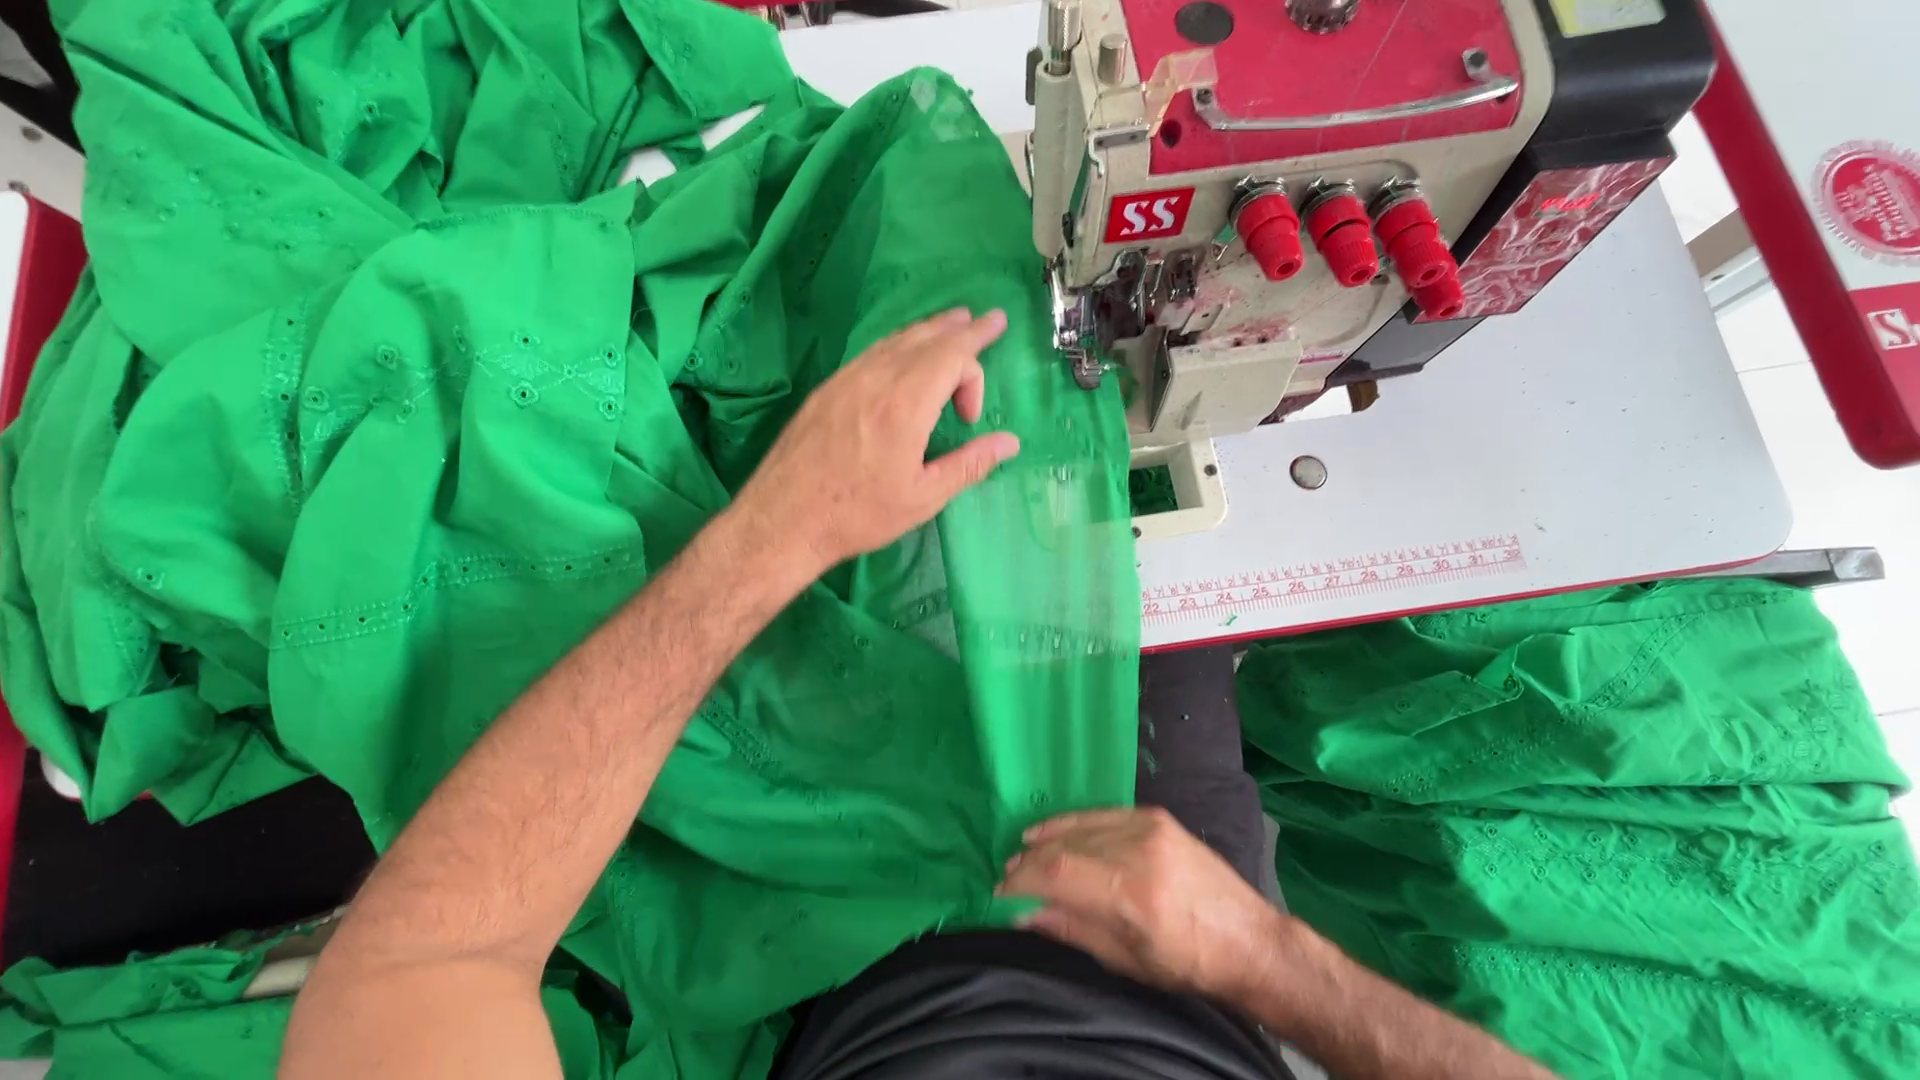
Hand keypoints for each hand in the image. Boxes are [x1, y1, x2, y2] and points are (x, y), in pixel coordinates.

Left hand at [735, 308, 1020, 574]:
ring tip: (952, 323)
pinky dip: (899, 344)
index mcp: (906, 403)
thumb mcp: (924, 497)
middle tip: (989, 319)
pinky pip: (872, 352)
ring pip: (896, 340)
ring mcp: (847, 379)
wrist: (784, 519)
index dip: (975, 375)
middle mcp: (876, 379)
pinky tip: (902, 353)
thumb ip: (970, 464)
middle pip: (927, 337)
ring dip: (930, 331)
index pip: (953, 357)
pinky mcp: (827, 389)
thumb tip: (1010, 442)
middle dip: (962, 329)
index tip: (970, 418)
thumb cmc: (858, 514)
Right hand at [998, 806, 1290, 999]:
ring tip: (1022, 854)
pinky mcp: (1157, 817)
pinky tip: (1051, 830)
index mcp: (1133, 894)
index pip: (1059, 873)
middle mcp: (1139, 852)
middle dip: (1030, 862)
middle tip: (1008, 877)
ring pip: (1081, 828)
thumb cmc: (1188, 963)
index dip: (1022, 880)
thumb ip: (1072, 929)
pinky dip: (1072, 823)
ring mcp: (1150, 829)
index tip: (1000, 891)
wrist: (1248, 939)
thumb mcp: (1126, 961)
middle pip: (1066, 847)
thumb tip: (1022, 913)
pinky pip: (1102, 815)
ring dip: (1046, 841)